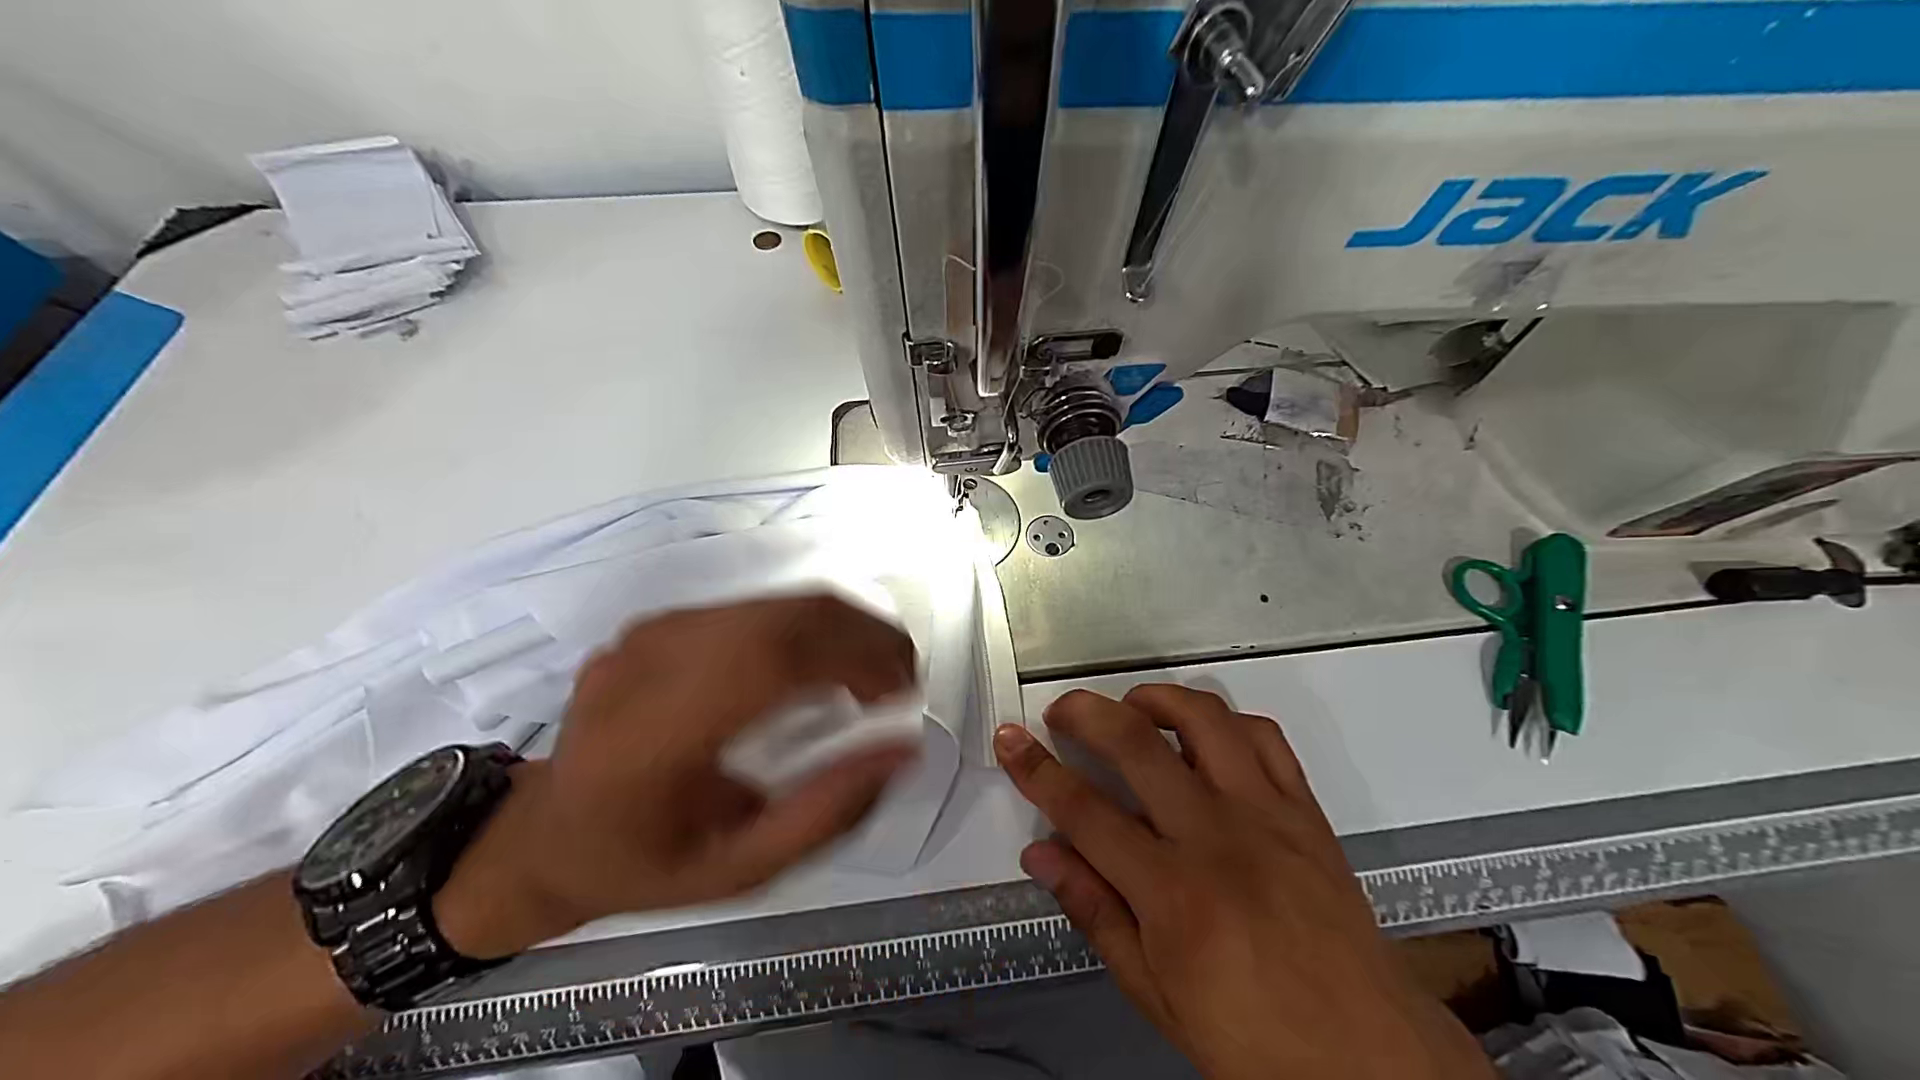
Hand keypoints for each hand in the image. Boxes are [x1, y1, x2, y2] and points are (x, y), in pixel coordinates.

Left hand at [435, 596, 921, 956]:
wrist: (547, 830)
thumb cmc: (643, 864)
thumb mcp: (739, 873)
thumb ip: (824, 816)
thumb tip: (903, 750)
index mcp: (650, 741)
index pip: (765, 663)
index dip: (850, 658)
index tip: (902, 689)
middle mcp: (644, 667)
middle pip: (778, 618)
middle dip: (862, 633)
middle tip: (904, 676)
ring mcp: (646, 634)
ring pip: (772, 602)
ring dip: (841, 625)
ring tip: (877, 670)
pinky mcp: (658, 621)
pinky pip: (754, 608)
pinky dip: (808, 626)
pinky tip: (826, 662)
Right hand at [995, 686, 1492, 1079]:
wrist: (1371, 1061)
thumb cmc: (1254, 1039)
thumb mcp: (1156, 993)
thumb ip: (1095, 912)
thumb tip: (1042, 853)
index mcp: (1173, 894)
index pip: (1084, 810)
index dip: (1036, 768)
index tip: (1010, 740)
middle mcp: (1217, 838)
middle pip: (1136, 744)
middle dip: (1085, 712)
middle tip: (1061, 711)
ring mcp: (1268, 816)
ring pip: (1204, 720)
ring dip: (1157, 699)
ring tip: (1131, 708)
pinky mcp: (1307, 812)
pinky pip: (1265, 738)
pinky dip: (1225, 720)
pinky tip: (1204, 733)